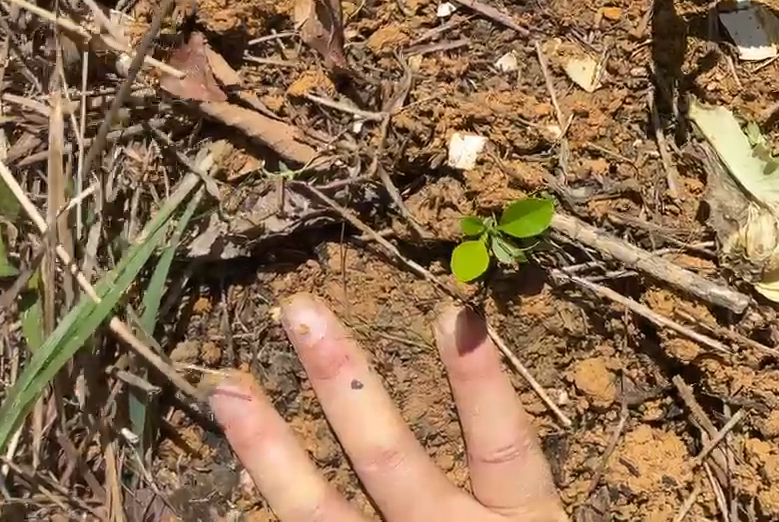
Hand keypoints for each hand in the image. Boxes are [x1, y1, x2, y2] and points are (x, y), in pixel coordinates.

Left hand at [208, 294, 561, 521]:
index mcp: (518, 520)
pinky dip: (262, 504)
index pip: (502, 438)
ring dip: (266, 446)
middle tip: (301, 313)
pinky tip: (234, 458)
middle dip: (343, 381)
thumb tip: (469, 332)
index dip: (479, 377)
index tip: (454, 311)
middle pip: (391, 459)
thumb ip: (508, 462)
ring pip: (317, 514)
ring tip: (225, 384)